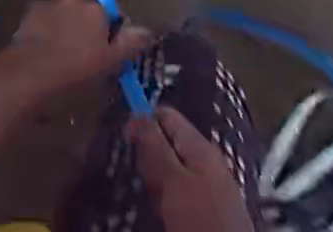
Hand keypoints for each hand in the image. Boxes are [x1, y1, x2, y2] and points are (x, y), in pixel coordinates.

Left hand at [0, 0, 150, 96]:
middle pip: (88, 13)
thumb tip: (146, 30)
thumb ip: (129, 44)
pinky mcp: (28, 13)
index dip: (114, 35)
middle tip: (89, 58)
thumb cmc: (75, 73)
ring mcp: (48, 3)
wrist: (28, 75)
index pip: (113, 14)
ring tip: (66, 56)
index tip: (111, 55)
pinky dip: (50, 30)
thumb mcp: (109, 64)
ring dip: (69, 29)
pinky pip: (47, 20)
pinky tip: (47, 51)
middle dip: (91, 30)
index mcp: (95, 9)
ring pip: (66, 15)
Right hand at [130, 106, 256, 231]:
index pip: (166, 116)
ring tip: (159, 202)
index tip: (127, 137)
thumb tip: (138, 112)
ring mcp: (205, 186)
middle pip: (165, 142)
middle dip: (150, 157)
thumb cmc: (201, 220)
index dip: (143, 120)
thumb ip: (154, 144)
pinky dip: (165, 199)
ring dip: (156, 182)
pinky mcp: (203, 208)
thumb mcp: (173, 179)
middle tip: (149, 179)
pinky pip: (175, 192)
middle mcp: (204, 162)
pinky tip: (165, 213)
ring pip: (167, 169)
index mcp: (200, 148)